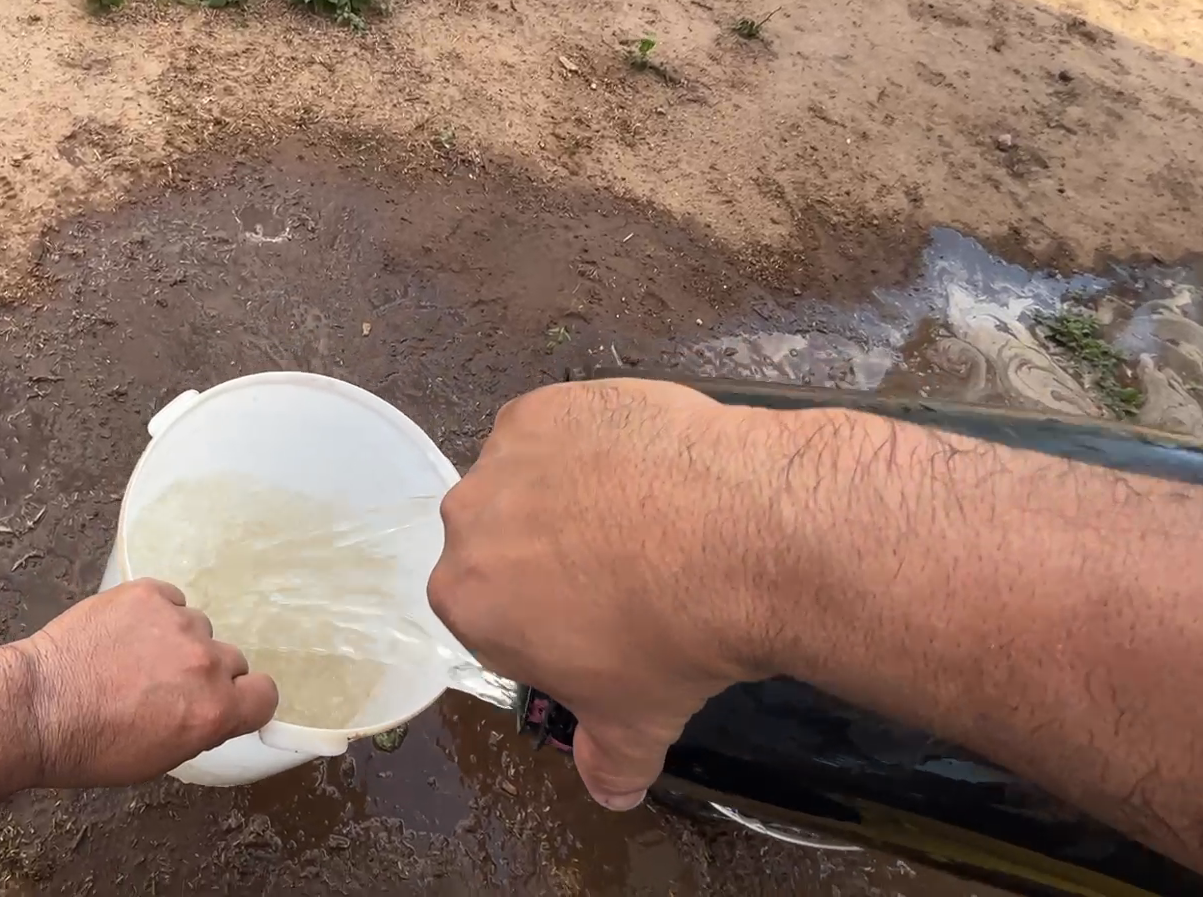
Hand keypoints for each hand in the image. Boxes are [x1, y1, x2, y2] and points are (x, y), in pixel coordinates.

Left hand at [10, 578, 278, 787]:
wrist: (38, 706)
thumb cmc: (92, 746)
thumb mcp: (161, 757)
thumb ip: (202, 724)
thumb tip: (214, 705)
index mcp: (214, 709)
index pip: (266, 693)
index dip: (247, 699)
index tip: (228, 700)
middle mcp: (205, 661)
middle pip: (231, 658)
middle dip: (206, 671)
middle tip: (167, 682)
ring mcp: (177, 620)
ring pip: (197, 625)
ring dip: (177, 639)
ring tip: (135, 655)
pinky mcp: (148, 592)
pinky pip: (169, 598)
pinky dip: (153, 612)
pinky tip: (124, 632)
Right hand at [430, 379, 785, 810]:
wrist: (737, 535)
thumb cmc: (673, 637)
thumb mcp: (637, 718)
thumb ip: (607, 760)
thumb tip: (608, 793)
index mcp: (465, 598)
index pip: (485, 608)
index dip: (536, 615)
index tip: (587, 618)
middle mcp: (464, 520)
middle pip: (495, 536)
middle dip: (539, 550)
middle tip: (616, 563)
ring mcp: (500, 456)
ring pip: (522, 478)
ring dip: (562, 493)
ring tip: (640, 509)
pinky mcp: (540, 408)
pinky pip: (552, 429)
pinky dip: (585, 443)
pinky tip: (638, 463)